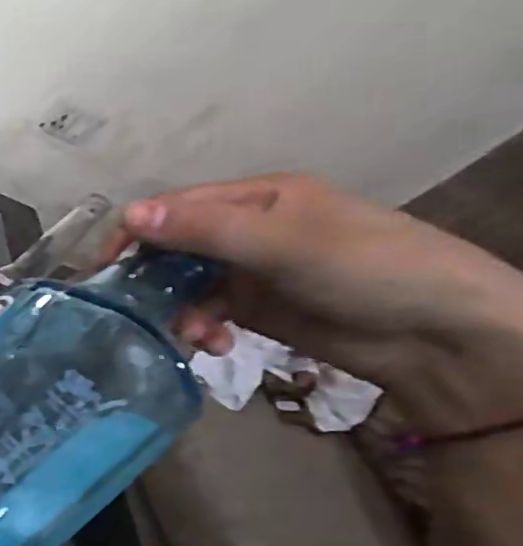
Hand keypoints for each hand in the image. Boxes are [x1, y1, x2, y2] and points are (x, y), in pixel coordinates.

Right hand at [106, 174, 522, 429]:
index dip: (133, 235)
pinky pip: (199, 312)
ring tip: (194, 335)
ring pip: (178, 286)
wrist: (440, 334)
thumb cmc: (369, 271)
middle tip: (140, 311)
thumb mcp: (283, 244)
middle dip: (152, 282)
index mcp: (256, 199)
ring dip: (176, 311)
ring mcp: (245, 269)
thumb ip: (203, 230)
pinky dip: (197, 329)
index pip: (170, 208)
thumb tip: (126, 213)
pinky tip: (212, 345)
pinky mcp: (248, 306)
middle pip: (167, 249)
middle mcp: (244, 230)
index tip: (104, 271)